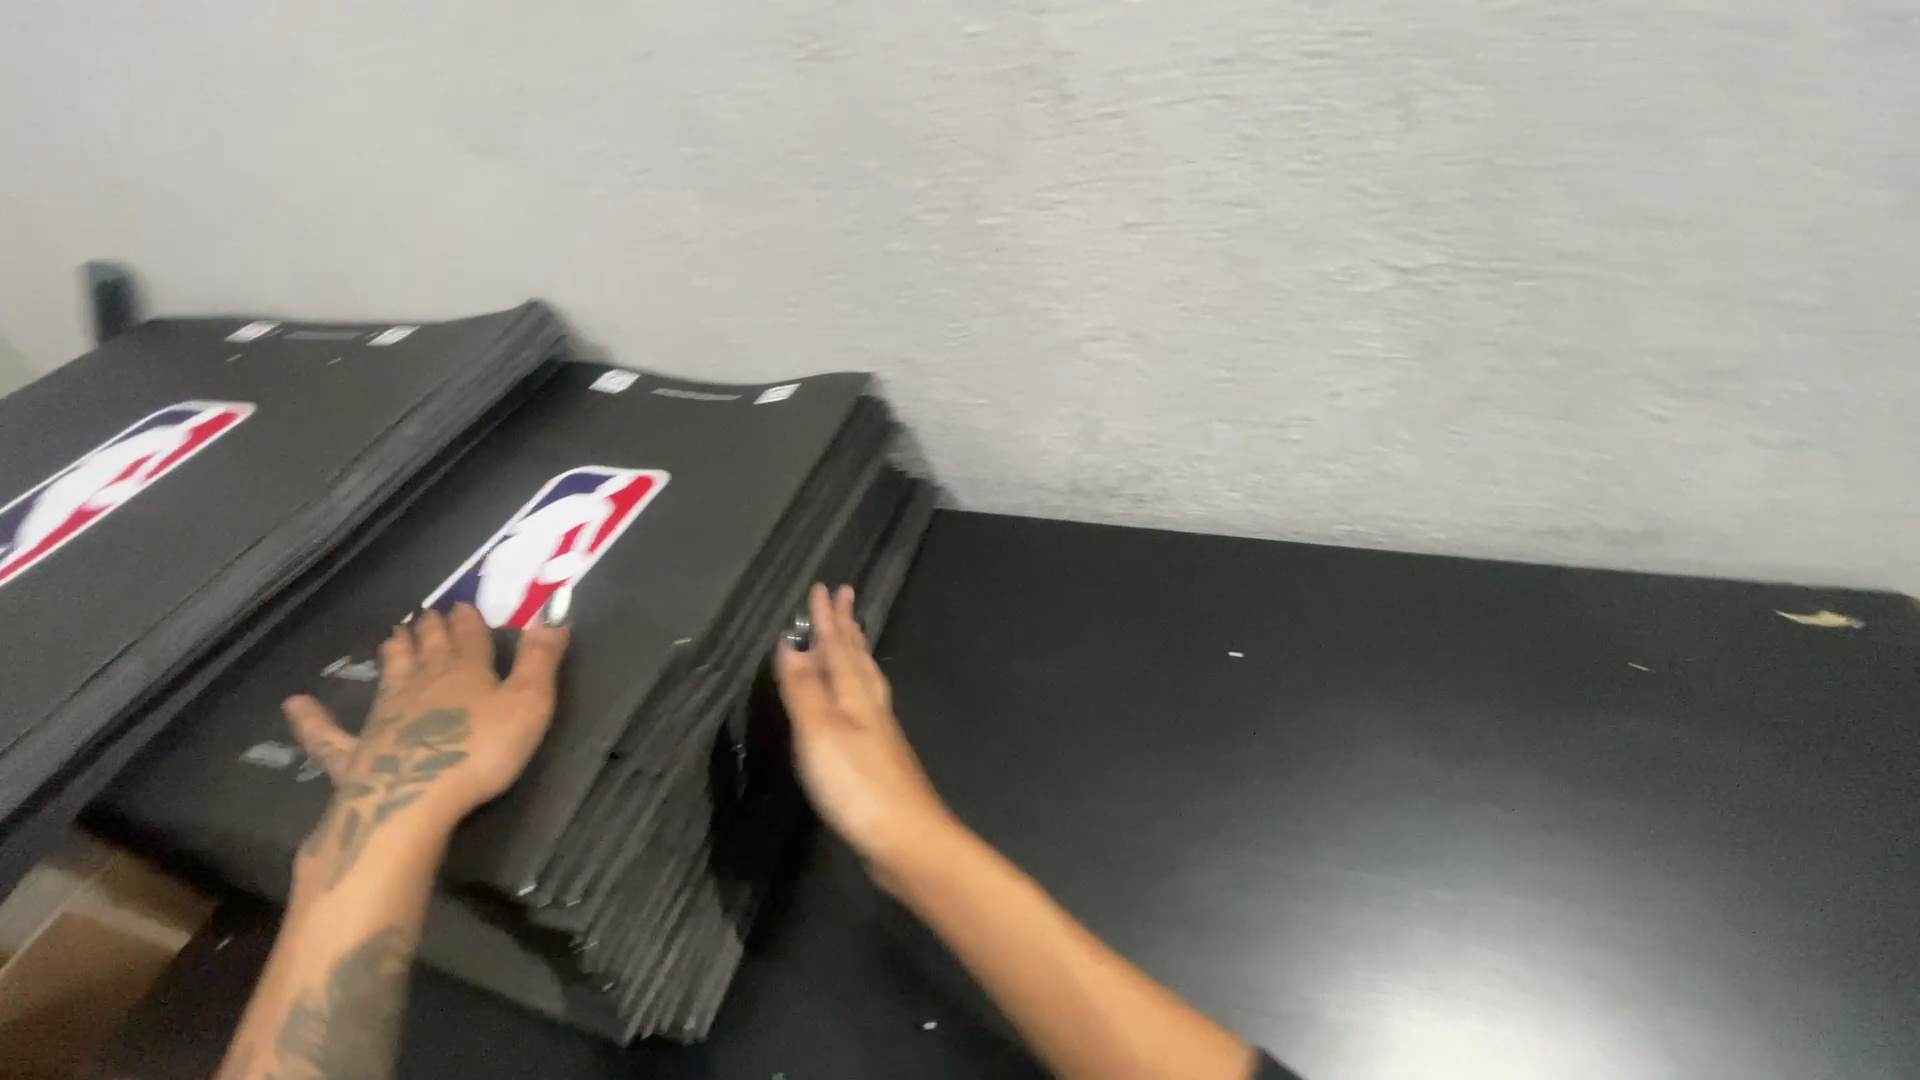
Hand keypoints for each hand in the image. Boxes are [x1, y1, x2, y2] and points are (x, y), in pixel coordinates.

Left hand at [285, 602, 569, 887]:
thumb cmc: (482, 749)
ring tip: (390, 636)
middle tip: (424, 614)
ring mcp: (384, 717)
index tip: (461, 604)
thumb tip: (551, 616)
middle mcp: (422, 685)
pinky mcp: (357, 753)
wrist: (412, 801)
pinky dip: (312, 720)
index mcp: (466, 671)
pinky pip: (329, 734)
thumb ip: (540, 659)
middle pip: (427, 651)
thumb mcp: (530, 701)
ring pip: (390, 677)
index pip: (468, 638)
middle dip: (429, 631)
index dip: (467, 620)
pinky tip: (296, 705)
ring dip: (392, 655)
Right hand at [775, 584, 953, 883]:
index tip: (824, 588)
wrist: (905, 838)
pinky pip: (866, 705)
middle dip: (847, 628)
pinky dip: (857, 687)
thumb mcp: (820, 733)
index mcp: (855, 696)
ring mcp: (880, 732)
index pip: (837, 648)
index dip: (827, 620)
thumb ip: (804, 690)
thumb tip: (790, 644)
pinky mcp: (881, 758)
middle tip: (846, 598)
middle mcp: (872, 707)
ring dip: (855, 654)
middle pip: (858, 658)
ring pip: (865, 680)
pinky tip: (857, 700)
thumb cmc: (857, 783)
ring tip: (851, 636)